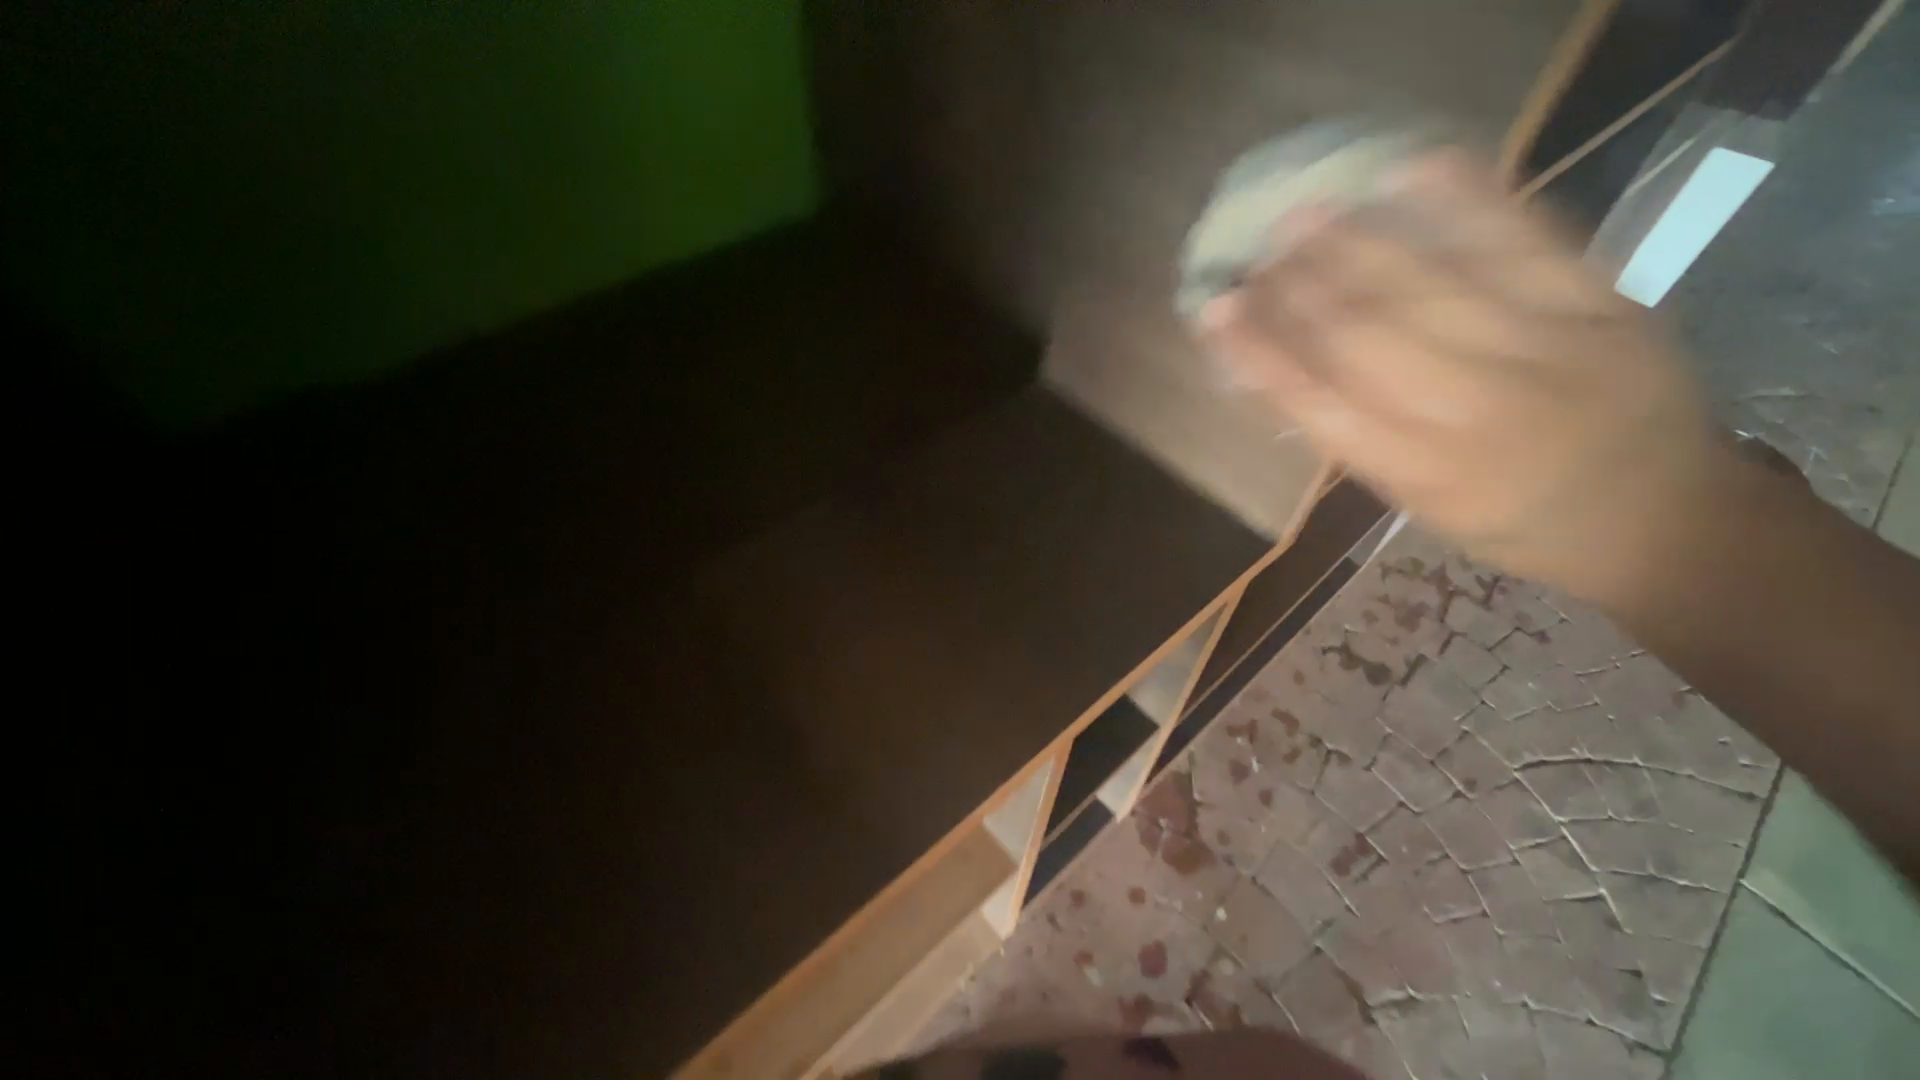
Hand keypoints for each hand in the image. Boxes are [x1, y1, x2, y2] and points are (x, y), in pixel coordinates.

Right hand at [1198, 151, 1738, 604]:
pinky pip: (1525, 244)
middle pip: (1361, 336)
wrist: (1662, 517)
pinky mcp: (1601, 306)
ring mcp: (1542, 351)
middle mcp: (1472, 411)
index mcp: (1421, 471)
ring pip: (1425, 287)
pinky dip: (1469, 202)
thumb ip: (1360, 439)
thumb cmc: (1520, 522)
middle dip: (1297, 291)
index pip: (1315, 402)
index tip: (1216, 313)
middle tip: (1255, 256)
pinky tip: (1415, 168)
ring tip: (1302, 216)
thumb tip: (1284, 370)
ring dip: (1354, 247)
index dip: (1258, 352)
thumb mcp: (1424, 504)